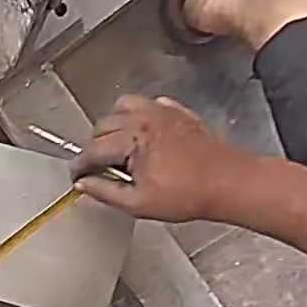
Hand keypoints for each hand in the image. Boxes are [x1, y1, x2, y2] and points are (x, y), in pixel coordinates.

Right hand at [70, 95, 263, 222]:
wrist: (229, 182)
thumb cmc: (186, 195)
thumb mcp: (137, 203)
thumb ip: (105, 192)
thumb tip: (83, 185)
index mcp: (132, 140)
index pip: (92, 150)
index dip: (80, 165)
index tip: (77, 177)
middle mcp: (144, 119)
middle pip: (103, 126)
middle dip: (94, 146)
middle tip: (98, 167)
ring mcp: (162, 112)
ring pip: (122, 107)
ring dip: (113, 125)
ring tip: (116, 146)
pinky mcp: (177, 112)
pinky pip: (148, 103)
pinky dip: (138, 115)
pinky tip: (141, 134)